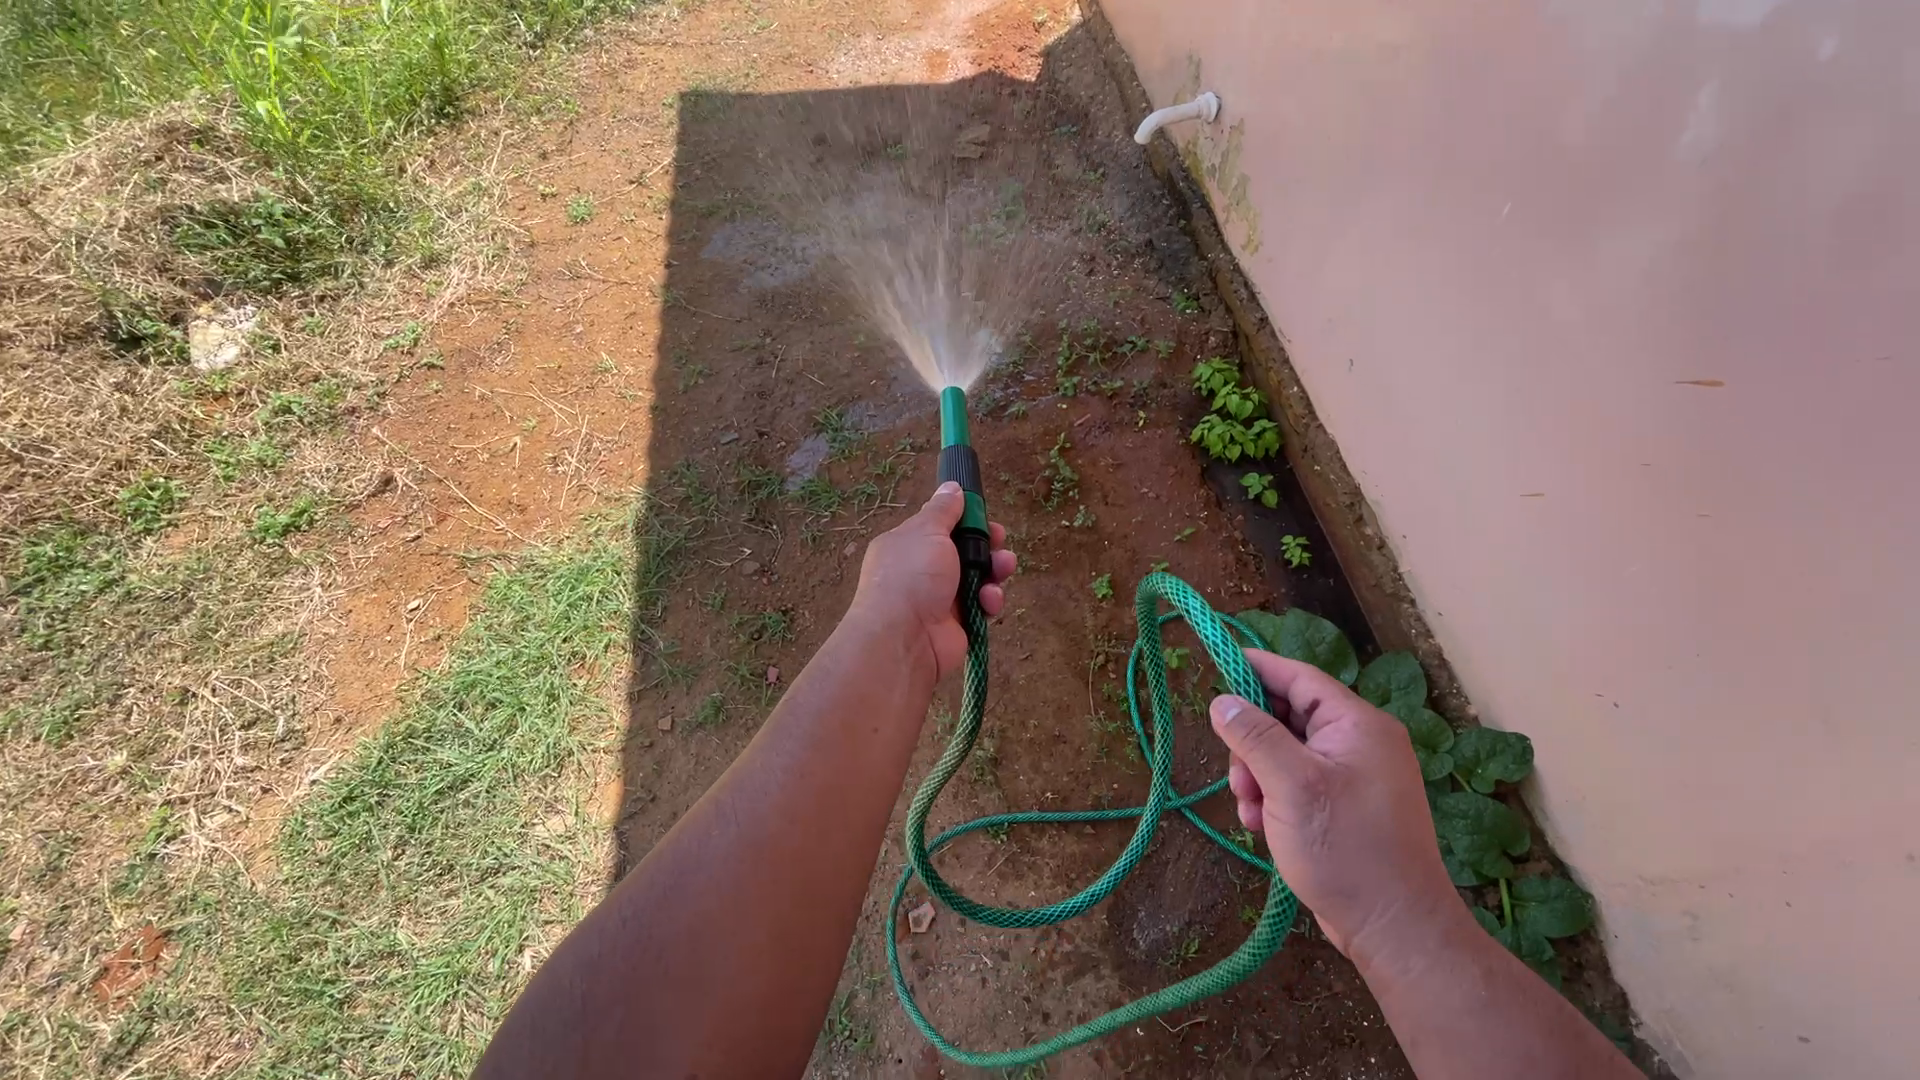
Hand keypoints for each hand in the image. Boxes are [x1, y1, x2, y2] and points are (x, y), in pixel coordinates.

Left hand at [848, 481, 1015, 681]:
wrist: (904, 637)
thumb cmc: (912, 575)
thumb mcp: (927, 531)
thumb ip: (943, 510)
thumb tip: (951, 487)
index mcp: (909, 545)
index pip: (941, 527)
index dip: (966, 520)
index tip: (984, 517)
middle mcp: (923, 571)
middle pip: (965, 551)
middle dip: (987, 545)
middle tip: (1000, 543)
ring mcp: (941, 599)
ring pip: (979, 578)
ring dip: (995, 571)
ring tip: (1002, 569)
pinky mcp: (958, 623)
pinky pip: (981, 605)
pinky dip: (989, 601)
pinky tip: (988, 600)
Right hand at [1209, 650, 1465, 971]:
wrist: (1394, 929)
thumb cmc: (1345, 848)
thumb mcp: (1290, 784)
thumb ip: (1253, 735)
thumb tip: (1222, 700)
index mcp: (1357, 724)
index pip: (1299, 678)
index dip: (1257, 668)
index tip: (1217, 665)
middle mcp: (1359, 742)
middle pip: (1287, 716)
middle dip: (1252, 742)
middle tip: (1236, 776)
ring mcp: (1354, 776)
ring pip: (1285, 752)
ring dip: (1257, 775)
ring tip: (1250, 810)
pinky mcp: (1345, 806)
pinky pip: (1296, 782)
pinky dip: (1273, 796)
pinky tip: (1262, 825)